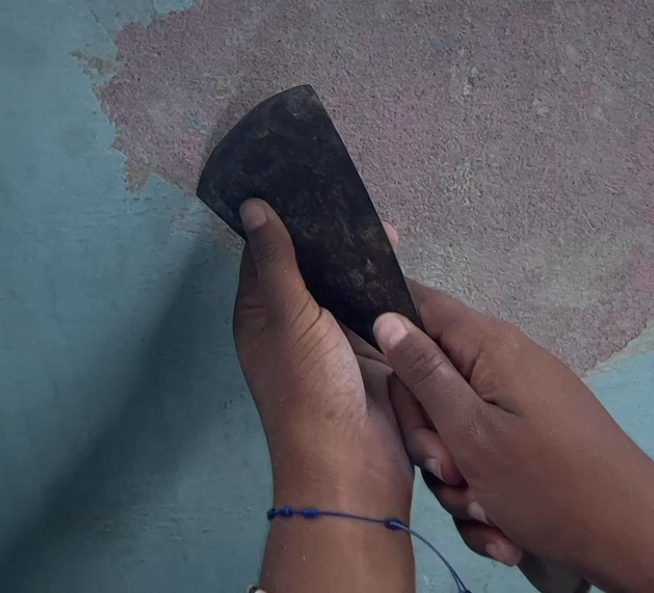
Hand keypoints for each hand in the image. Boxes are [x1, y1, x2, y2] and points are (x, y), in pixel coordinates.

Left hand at [232, 200, 412, 590]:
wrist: (353, 466)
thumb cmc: (308, 387)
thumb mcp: (288, 316)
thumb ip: (277, 260)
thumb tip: (252, 206)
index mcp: (259, 313)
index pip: (265, 254)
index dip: (282, 221)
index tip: (304, 187)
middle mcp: (291, 321)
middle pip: (308, 268)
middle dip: (330, 239)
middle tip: (358, 208)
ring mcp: (330, 337)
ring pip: (342, 286)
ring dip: (359, 260)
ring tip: (387, 228)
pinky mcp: (366, 351)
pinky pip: (371, 309)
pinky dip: (382, 287)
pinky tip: (401, 262)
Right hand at [374, 282, 653, 592]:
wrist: (647, 551)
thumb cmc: (551, 486)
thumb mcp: (470, 432)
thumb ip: (422, 372)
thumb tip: (384, 317)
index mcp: (488, 344)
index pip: (420, 303)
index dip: (387, 325)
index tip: (372, 370)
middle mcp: (504, 361)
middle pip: (431, 377)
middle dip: (430, 433)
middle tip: (449, 471)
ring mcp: (523, 399)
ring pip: (455, 423)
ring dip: (458, 474)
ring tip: (484, 512)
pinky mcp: (538, 435)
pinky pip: (488, 450)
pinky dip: (486, 486)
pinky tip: (502, 527)